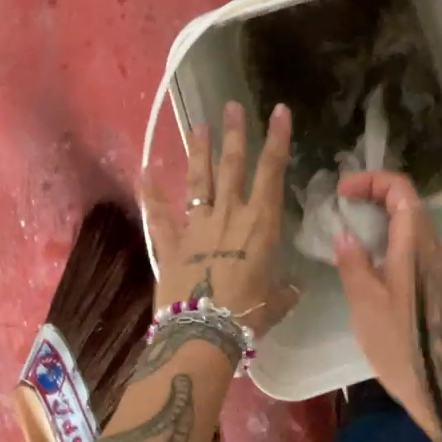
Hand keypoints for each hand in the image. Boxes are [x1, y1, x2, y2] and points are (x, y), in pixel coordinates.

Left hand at [140, 101, 298, 335]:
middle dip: (234, 133)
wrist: (201, 334)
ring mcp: (197, 226)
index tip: (279, 110)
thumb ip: (284, 291)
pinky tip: (145, 169)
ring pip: (200, 180)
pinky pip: (160, 213)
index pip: (272, 170)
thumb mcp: (274, 303)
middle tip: (232, 106)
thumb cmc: (246, 316)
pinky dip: (152, 191)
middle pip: (232, 165)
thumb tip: (296, 290)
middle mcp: (229, 214)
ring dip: (200, 151)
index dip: (278, 138)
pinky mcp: (170, 243)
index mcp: (260, 222)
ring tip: (199, 124)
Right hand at [331, 171, 441, 431]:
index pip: (400, 189)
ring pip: (411, 220)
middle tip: (344, 203)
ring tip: (351, 225)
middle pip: (407, 200)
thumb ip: (354, 263)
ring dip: (382, 213)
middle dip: (374, 192)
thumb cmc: (402, 345)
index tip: (343, 191)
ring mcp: (437, 262)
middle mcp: (431, 245)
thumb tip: (344, 233)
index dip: (372, 180)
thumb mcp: (366, 305)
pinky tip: (369, 254)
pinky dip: (389, 233)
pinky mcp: (436, 279)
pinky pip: (413, 240)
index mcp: (415, 243)